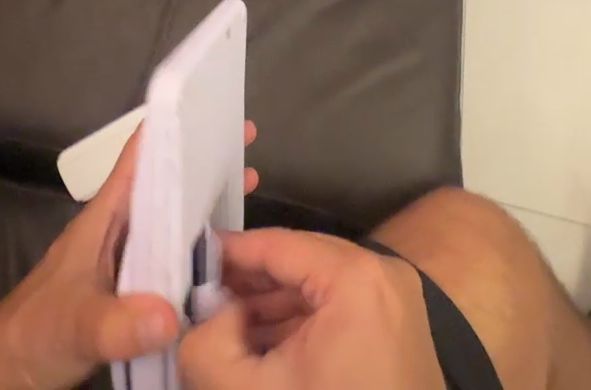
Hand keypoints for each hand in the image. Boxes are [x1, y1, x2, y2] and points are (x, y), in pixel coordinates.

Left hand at [0, 121, 258, 389]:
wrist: (8, 373)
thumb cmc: (35, 334)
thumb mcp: (77, 327)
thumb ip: (118, 323)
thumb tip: (170, 316)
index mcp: (104, 217)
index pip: (138, 159)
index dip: (170, 129)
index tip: (209, 108)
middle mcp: (119, 227)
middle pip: (163, 180)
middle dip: (201, 157)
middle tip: (243, 140)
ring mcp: (125, 255)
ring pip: (170, 215)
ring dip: (204, 197)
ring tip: (246, 183)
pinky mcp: (132, 285)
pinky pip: (172, 251)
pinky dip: (200, 241)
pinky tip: (227, 247)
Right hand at [178, 229, 444, 389]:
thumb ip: (208, 345)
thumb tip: (208, 313)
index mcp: (354, 276)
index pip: (278, 244)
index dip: (230, 251)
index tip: (191, 260)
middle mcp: (382, 272)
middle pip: (299, 259)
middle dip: (248, 279)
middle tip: (200, 294)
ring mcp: (396, 297)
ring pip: (318, 282)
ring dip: (270, 300)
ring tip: (222, 320)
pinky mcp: (399, 324)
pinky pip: (339, 304)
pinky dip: (300, 318)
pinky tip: (261, 339)